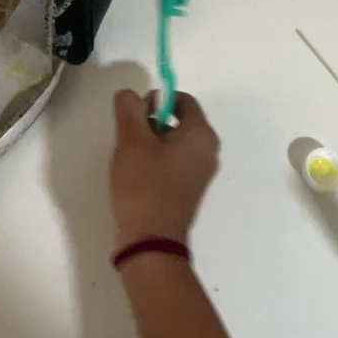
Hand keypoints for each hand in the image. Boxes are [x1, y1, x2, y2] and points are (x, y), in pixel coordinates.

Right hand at [110, 89, 219, 247]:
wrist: (151, 242)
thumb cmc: (144, 186)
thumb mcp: (131, 140)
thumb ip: (130, 108)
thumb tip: (131, 95)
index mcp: (201, 135)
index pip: (182, 99)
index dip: (156, 100)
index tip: (135, 117)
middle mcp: (208, 151)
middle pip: (177, 119)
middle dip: (150, 122)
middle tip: (129, 139)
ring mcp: (201, 172)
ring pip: (173, 140)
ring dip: (150, 142)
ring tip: (131, 159)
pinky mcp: (190, 188)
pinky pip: (174, 160)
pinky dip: (156, 159)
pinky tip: (138, 174)